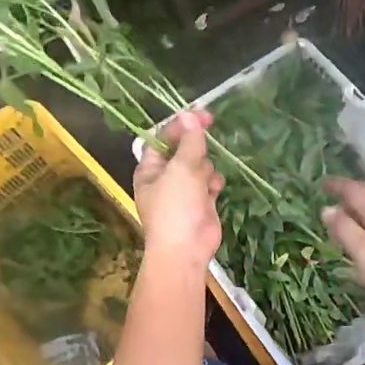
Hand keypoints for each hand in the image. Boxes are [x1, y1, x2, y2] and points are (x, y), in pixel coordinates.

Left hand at [134, 109, 223, 266]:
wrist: (185, 250)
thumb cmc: (175, 208)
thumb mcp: (181, 170)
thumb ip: (189, 143)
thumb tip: (190, 116)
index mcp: (150, 168)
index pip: (164, 138)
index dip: (182, 124)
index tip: (203, 114)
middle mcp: (165, 177)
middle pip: (184, 150)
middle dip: (197, 149)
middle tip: (209, 141)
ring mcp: (183, 191)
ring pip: (199, 166)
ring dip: (206, 169)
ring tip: (205, 181)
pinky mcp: (201, 203)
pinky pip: (209, 183)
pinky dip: (213, 183)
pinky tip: (215, 189)